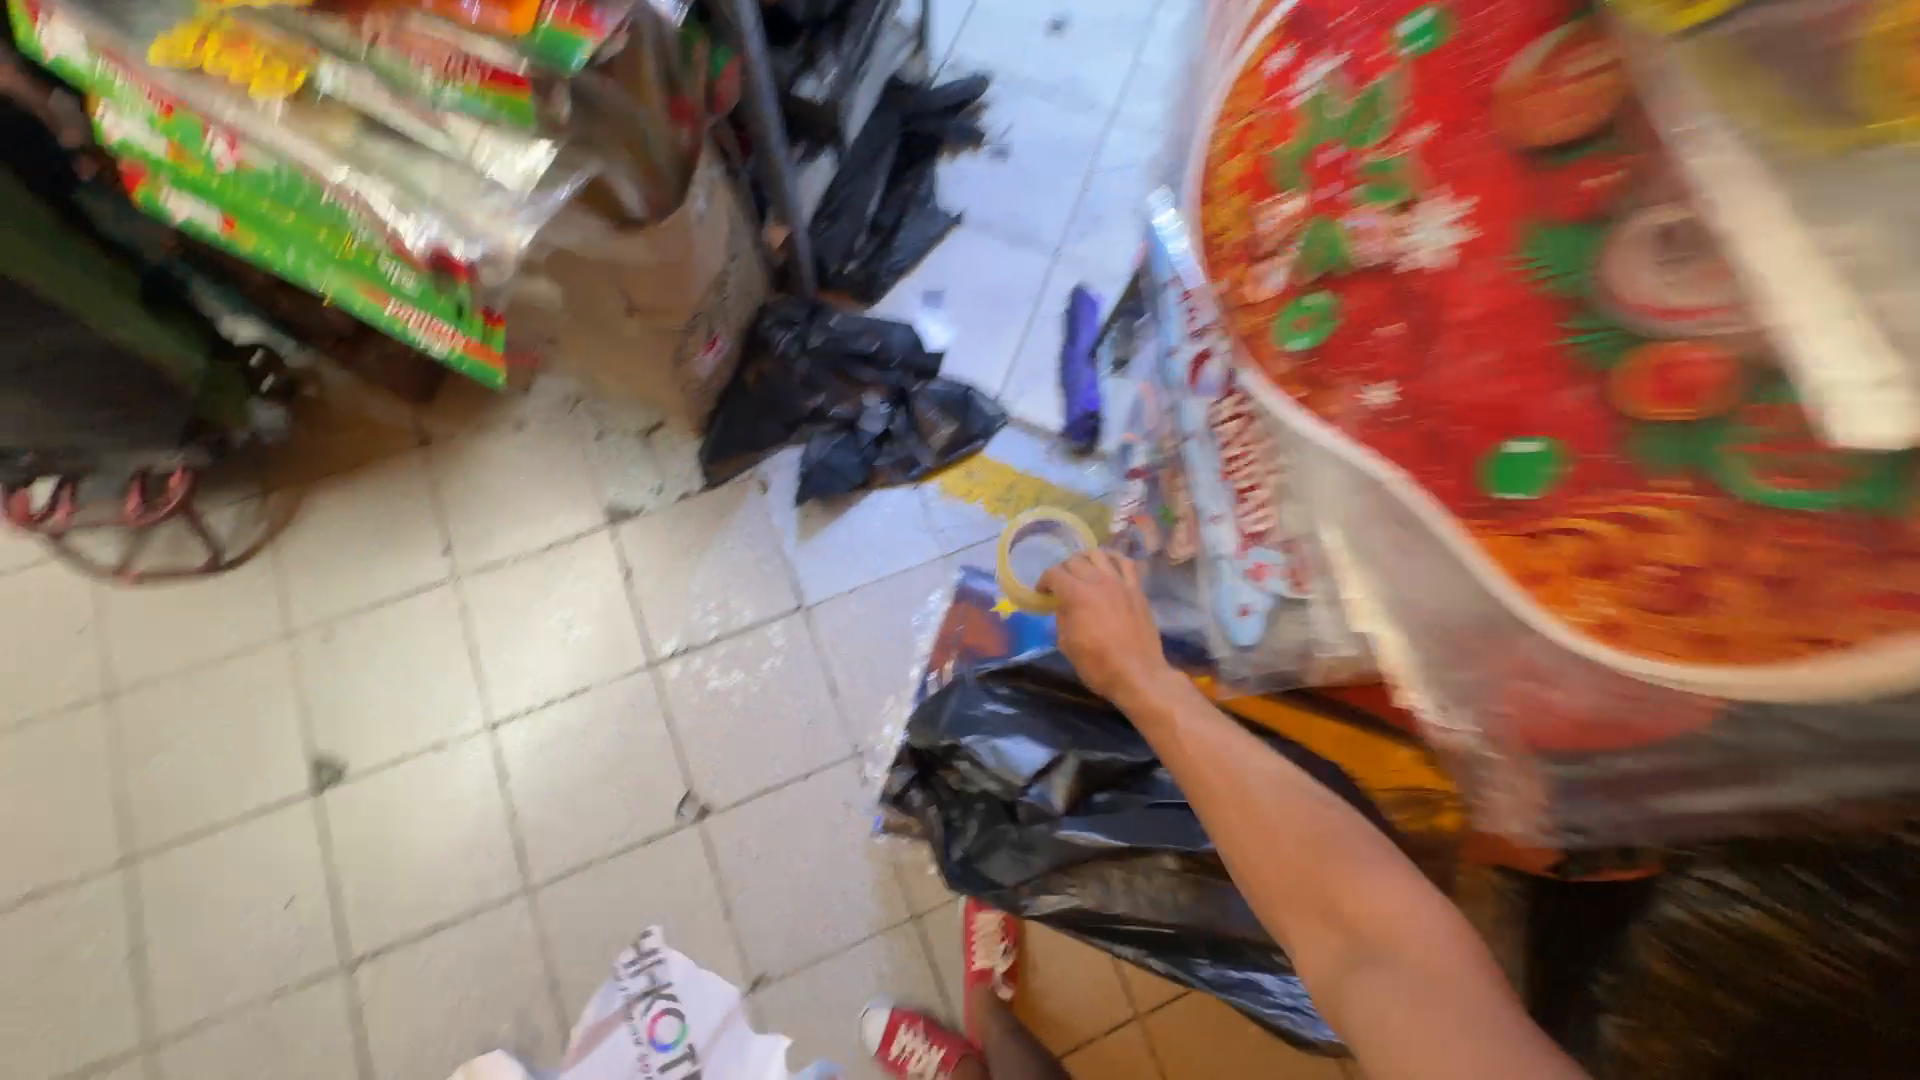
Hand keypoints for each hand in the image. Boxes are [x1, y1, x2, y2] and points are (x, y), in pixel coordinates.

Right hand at [1038, 551, 1173, 704]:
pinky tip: (1108, 566)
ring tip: (1083, 570)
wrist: (1138, 674)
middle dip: (1062, 570)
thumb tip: (1063, 606)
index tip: (1042, 593)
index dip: (1044, 582)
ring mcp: (1120, 583)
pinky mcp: (1137, 589)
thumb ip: (1062, 618)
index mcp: (1076, 595)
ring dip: (1086, 559)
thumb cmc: (1097, 665)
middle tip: (1061, 584)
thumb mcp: (1067, 644)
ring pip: (1099, 554)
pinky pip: (1126, 563)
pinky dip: (1113, 559)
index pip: (1054, 574)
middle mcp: (1098, 581)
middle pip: (1074, 561)